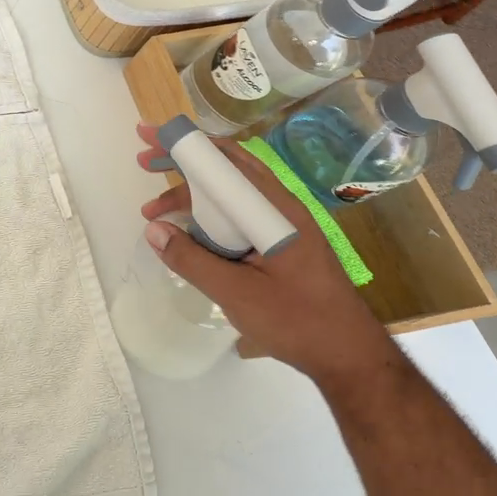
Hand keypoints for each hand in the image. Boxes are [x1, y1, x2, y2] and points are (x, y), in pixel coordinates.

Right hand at [135, 123, 400, 387]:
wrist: (353, 361)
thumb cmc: (299, 322)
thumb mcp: (237, 294)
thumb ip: (192, 260)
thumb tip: (154, 230)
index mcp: (274, 210)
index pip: (225, 159)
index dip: (184, 144)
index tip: (149, 136)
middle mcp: (280, 208)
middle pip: (225, 169)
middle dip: (182, 162)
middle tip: (143, 161)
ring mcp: (282, 225)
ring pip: (229, 194)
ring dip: (191, 194)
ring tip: (156, 212)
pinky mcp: (281, 244)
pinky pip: (237, 215)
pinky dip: (208, 214)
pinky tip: (189, 234)